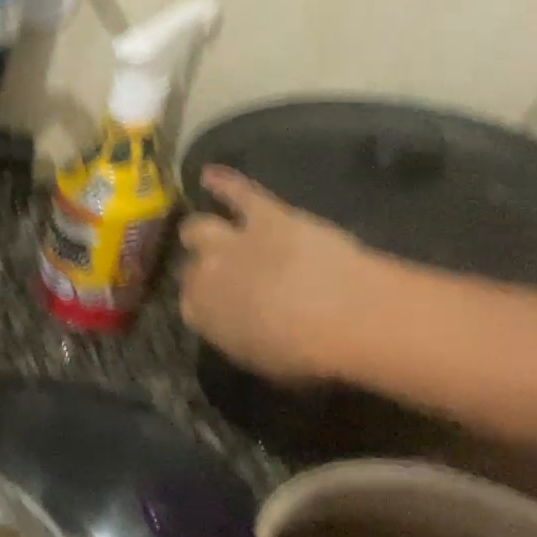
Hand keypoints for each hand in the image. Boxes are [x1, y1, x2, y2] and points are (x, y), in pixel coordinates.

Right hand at [179, 166, 383, 381]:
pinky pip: (240, 194)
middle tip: (224, 276)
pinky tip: (209, 174)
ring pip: (200, 229)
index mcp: (200, 314)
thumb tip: (238, 330)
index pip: (191, 305)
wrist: (346, 317)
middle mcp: (204, 275)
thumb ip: (240, 339)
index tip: (223, 310)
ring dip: (203, 232)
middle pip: (193, 267)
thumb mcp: (263, 362)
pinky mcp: (267, 217)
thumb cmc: (308, 355)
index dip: (206, 304)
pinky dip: (226, 183)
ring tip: (205, 232)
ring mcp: (232, 243)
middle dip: (204, 270)